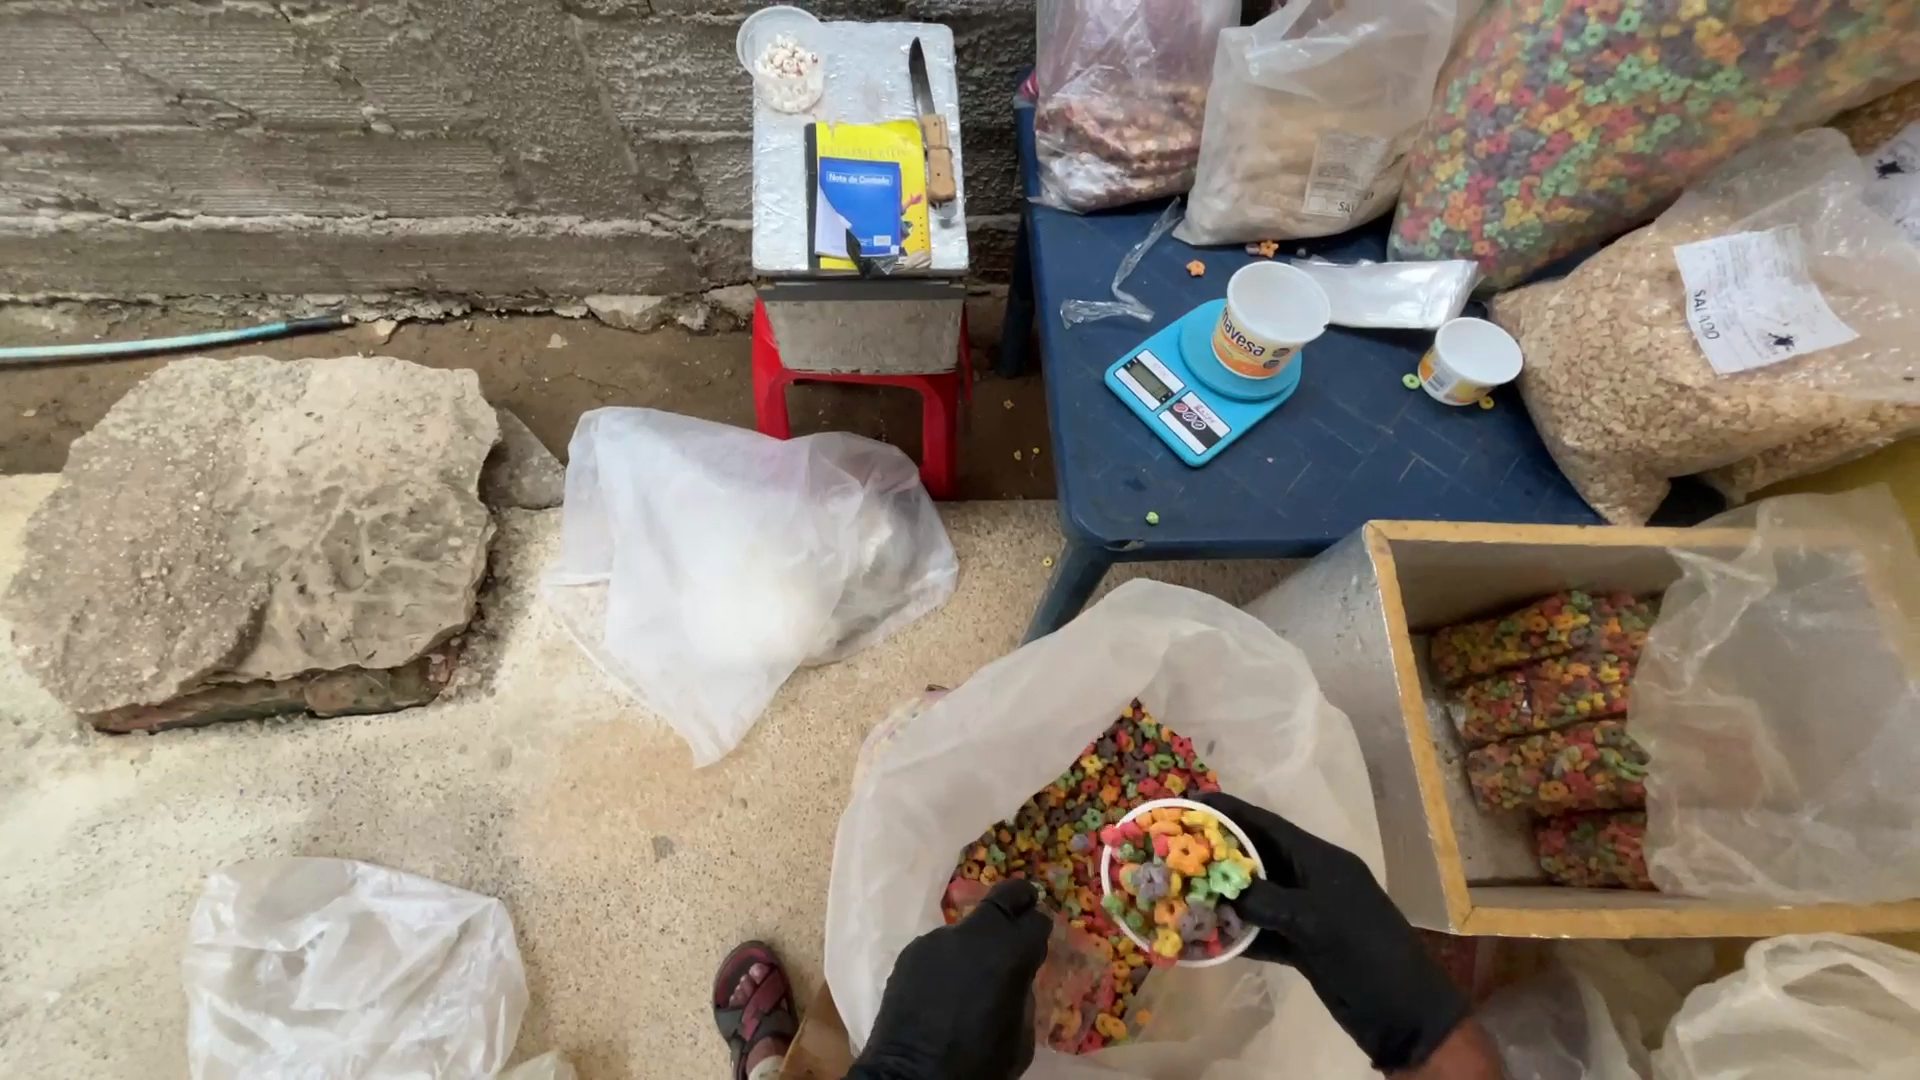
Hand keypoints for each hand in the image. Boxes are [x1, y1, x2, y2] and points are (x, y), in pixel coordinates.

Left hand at [846, 879, 1051, 1079]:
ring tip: (971, 976)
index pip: (1036, 920)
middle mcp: (974, 934)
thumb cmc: (979, 1065)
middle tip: (1024, 906)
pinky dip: (948, 961)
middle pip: (1003, 897)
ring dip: (975, 944)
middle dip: (1017, 900)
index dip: (1040, 927)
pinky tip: (943, 989)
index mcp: (1009, 953)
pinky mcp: (912, 951)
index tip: (1040, 935)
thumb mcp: (1020, 1038)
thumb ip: (1023, 994)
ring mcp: (939, 938)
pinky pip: (940, 948)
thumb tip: (1018, 975)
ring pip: (967, 929)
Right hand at [1199, 792, 1468, 1073]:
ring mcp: (1308, 911)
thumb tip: (1219, 889)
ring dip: (1224, 892)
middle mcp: (1310, 877)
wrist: (1409, 1019)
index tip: (1188, 803)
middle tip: (1177, 847)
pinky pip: (1262, 926)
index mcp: (1319, 859)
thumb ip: (1265, 900)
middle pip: (1256, 854)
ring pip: (1256, 892)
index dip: (1226, 810)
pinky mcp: (1304, 943)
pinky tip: (1208, 931)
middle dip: (1218, 850)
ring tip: (1184, 887)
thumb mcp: (1315, 922)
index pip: (1264, 823)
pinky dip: (1237, 929)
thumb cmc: (1368, 956)